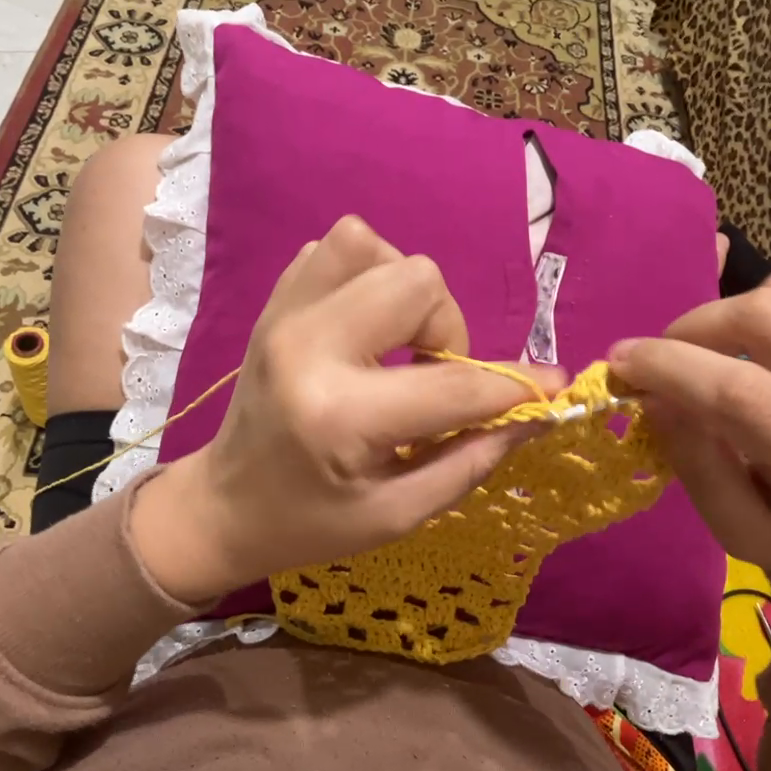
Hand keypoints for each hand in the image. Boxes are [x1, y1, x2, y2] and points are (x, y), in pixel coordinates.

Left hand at [132, 217, 564, 605]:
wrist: (221, 505)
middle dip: (448, 330)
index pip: (454, 386)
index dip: (514, 387)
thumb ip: (469, 461)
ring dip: (407, 293)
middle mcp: (309, 347)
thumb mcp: (395, 515)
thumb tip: (535, 413)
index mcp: (340, 415)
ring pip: (374, 247)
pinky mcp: (273, 303)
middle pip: (417, 279)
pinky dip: (367, 279)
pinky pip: (335, 250)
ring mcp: (283, 315)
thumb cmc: (308, 523)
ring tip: (399, 346)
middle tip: (433, 376)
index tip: (549, 387)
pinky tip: (363, 329)